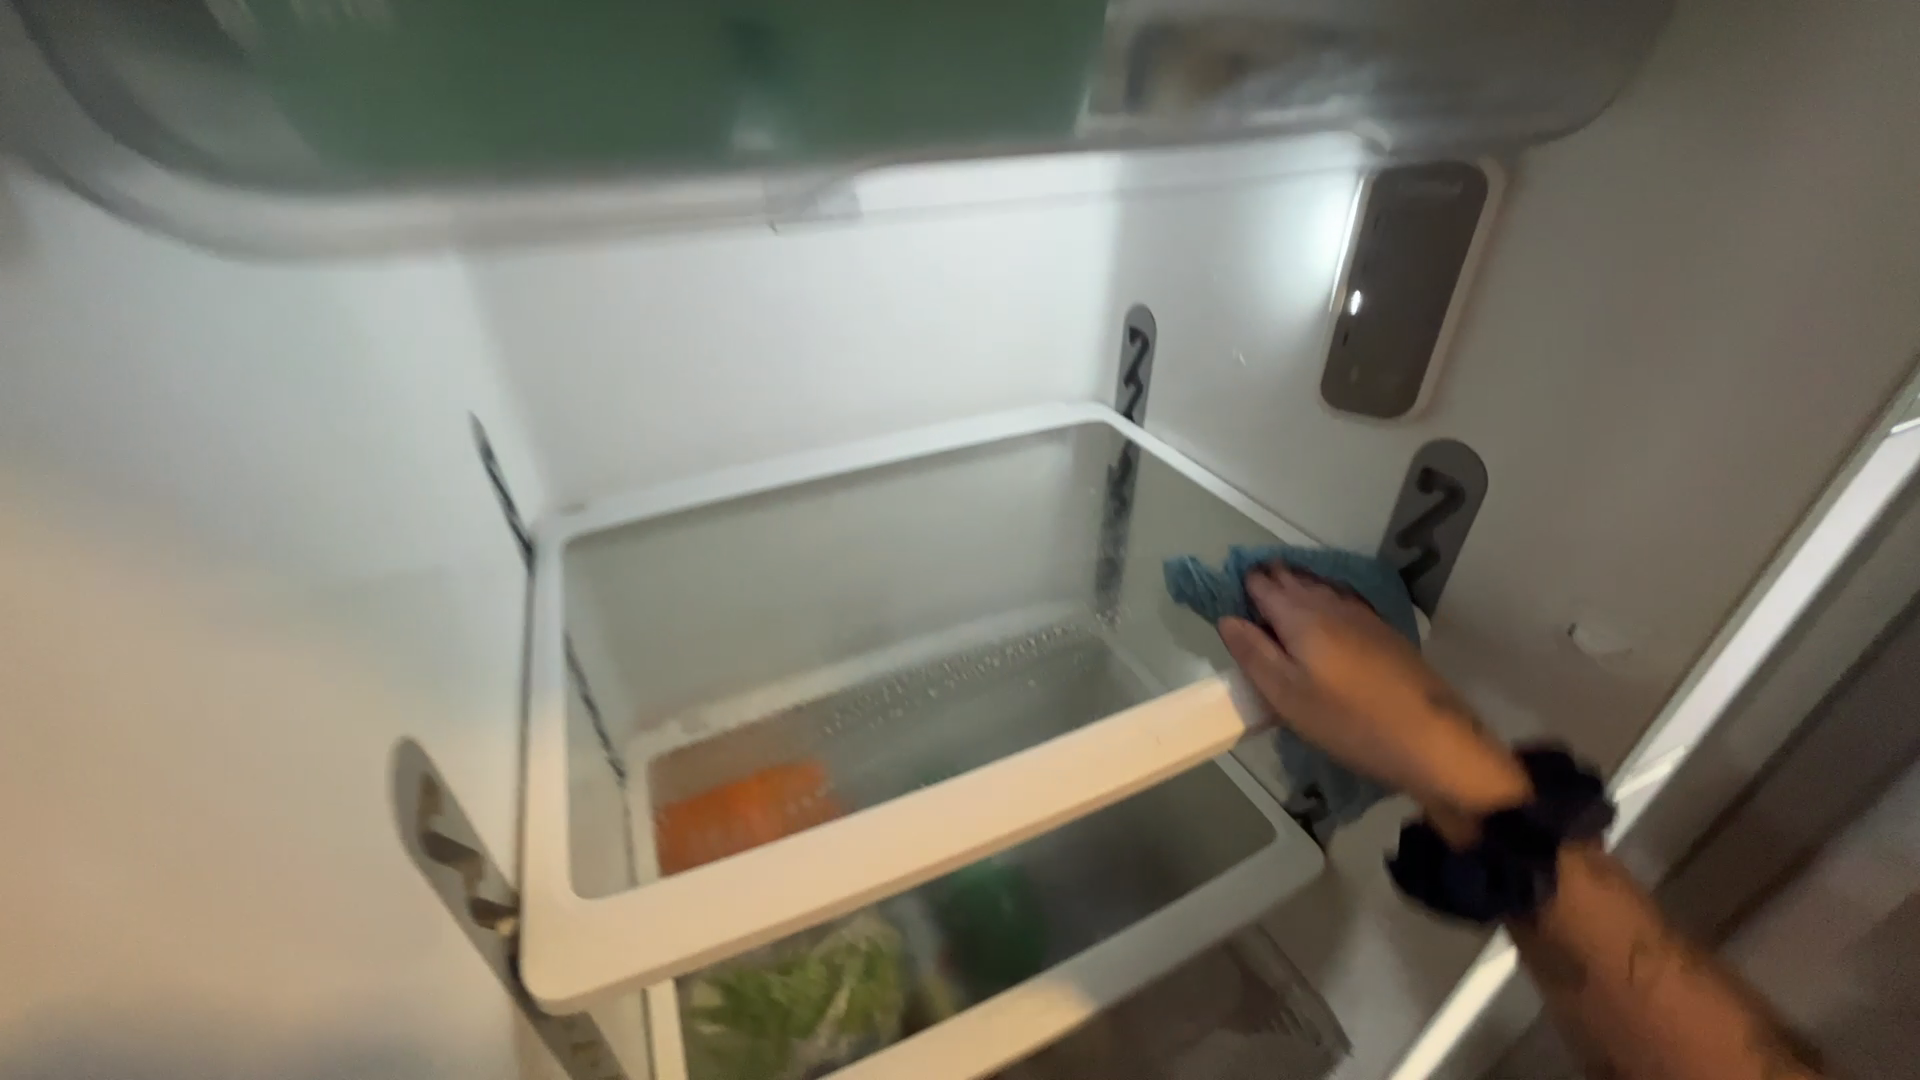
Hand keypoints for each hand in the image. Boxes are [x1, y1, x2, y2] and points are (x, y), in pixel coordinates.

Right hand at [1219, 566, 1529, 843]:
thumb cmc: (1347, 721)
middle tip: (1251, 581)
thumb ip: (1252, 653)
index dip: (1244, 584)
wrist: (1435, 741)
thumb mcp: (1285, 695)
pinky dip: (1324, 595)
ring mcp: (1363, 618)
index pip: (1264, 588)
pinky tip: (1326, 606)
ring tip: (1282, 586)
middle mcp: (1331, 607)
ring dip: (1298, 584)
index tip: (1227, 586)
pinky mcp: (1385, 634)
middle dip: (1271, 578)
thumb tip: (1226, 618)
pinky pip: (1343, 600)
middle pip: (1295, 582)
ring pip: (1321, 588)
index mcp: (1301, 619)